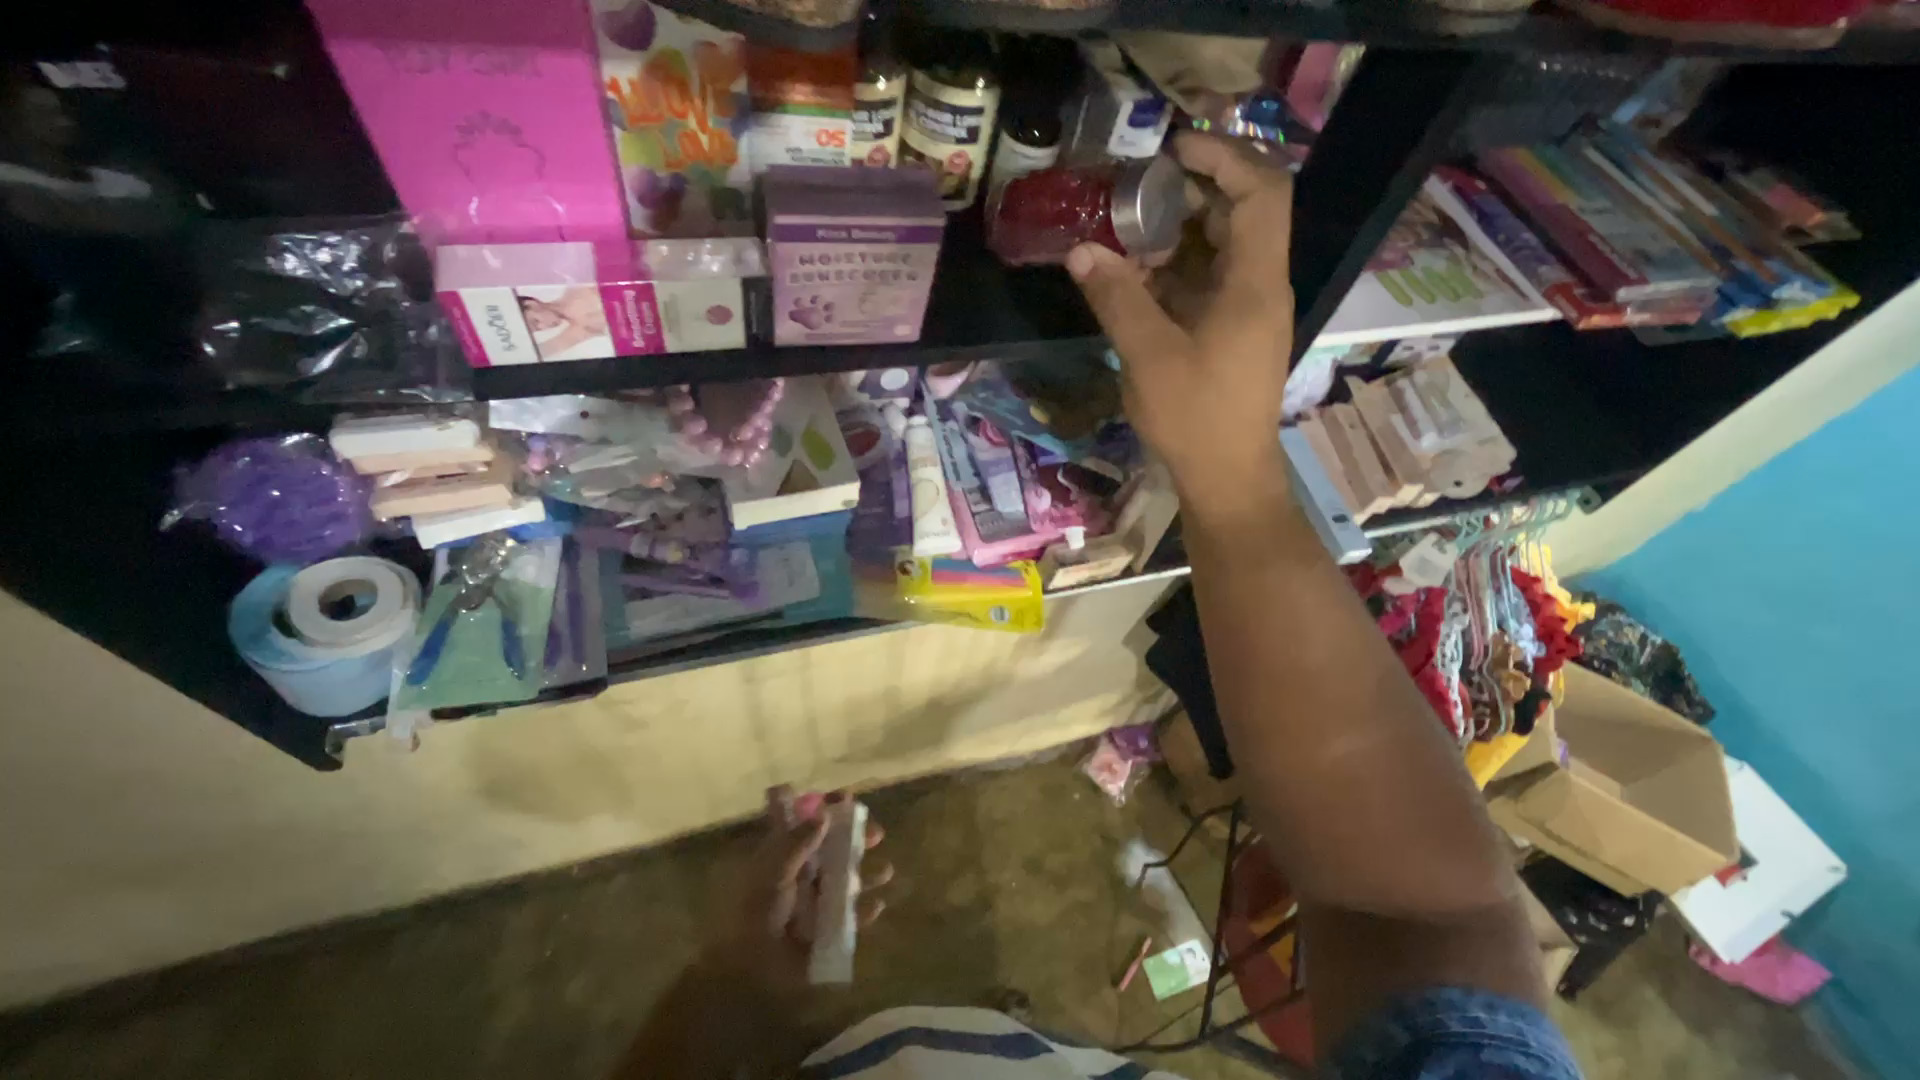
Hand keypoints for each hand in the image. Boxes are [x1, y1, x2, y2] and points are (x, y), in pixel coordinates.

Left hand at [704, 788, 891, 994]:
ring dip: (867, 874)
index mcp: (780, 856)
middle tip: (877, 833)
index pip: (803, 823)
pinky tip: (875, 906)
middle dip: (856, 839)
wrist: (744, 972)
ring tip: (885, 871)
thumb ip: (795, 844)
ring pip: (846, 882)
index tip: (847, 799)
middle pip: (833, 849)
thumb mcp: (770, 874)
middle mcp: (799, 875)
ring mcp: (813, 904)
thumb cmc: (752, 915)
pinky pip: (850, 920)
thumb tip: (825, 813)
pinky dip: (863, 912)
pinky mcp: (824, 933)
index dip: (823, 808)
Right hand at [1067, 132, 1295, 515]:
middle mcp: (1261, 288)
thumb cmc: (1197, 418)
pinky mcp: (1232, 334)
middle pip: (1241, 215)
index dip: (1224, 157)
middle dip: (1192, 193)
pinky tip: (1136, 277)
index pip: (1261, 193)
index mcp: (1255, 284)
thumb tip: (1081, 250)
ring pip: (1221, 250)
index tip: (1174, 149)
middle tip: (1138, 189)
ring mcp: (1249, 312)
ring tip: (1128, 229)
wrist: (1228, 478)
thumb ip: (1118, 298)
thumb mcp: (1150, 356)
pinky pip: (1208, 283)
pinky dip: (1176, 271)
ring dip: (1179, 233)